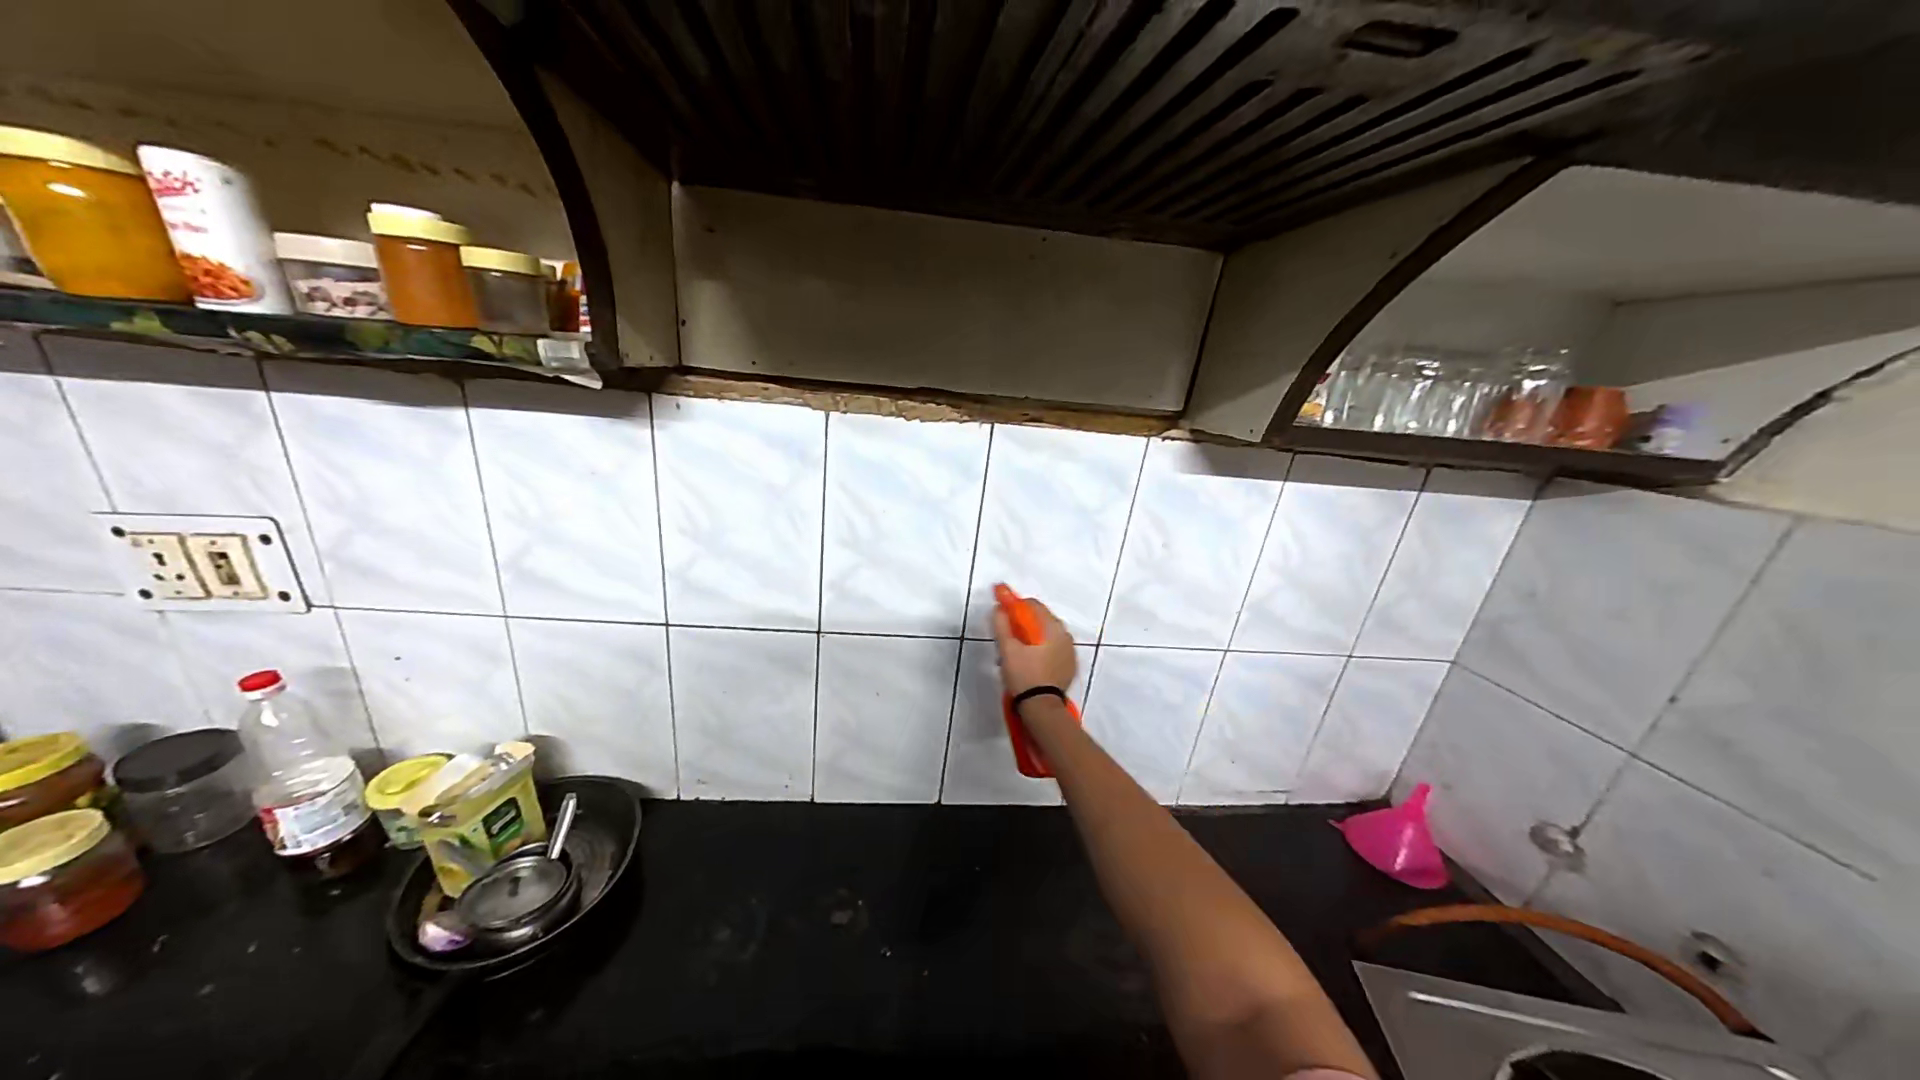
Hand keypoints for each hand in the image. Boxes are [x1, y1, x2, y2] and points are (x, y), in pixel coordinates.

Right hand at [992, 596, 1076, 697]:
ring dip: (1030, 638)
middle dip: (1022, 624)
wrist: (1041, 708)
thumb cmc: (1024, 676)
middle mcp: (1066, 636)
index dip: (1015, 605)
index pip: (1033, 605)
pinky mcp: (1069, 667)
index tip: (1002, 610)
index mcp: (1054, 628)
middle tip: (1006, 635)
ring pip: (1047, 636)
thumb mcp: (1007, 649)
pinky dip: (1040, 650)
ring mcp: (1070, 653)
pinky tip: (1027, 662)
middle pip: (1041, 620)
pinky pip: (1053, 650)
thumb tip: (999, 608)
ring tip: (1014, 652)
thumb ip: (1002, 625)